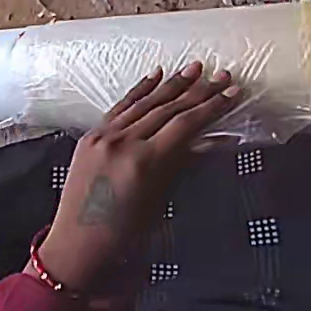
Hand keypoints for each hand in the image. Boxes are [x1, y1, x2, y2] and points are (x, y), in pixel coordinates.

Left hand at [34, 63, 239, 291]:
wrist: (78, 241)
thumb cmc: (125, 232)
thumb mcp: (160, 199)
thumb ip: (181, 164)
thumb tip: (212, 139)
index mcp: (143, 162)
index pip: (184, 125)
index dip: (211, 108)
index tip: (232, 94)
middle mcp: (122, 142)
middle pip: (167, 109)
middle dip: (197, 91)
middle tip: (222, 76)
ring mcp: (103, 136)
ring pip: (143, 103)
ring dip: (171, 84)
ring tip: (194, 68)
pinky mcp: (91, 136)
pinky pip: (119, 107)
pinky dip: (139, 91)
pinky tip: (155, 75)